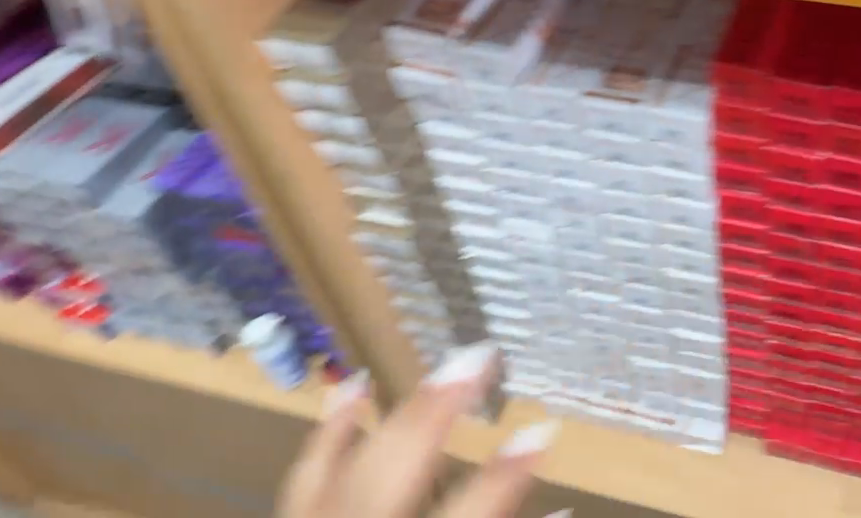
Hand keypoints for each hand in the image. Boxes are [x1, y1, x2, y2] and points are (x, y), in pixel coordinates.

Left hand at [279, 342, 563, 517]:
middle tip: (479, 358)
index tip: (544, 431)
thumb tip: (561, 513)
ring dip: (377, 417)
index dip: (503, 479)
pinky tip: (348, 394)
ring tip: (416, 367)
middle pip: (389, 480)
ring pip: (334, 476)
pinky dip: (325, 439)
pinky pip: (299, 487)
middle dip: (433, 414)